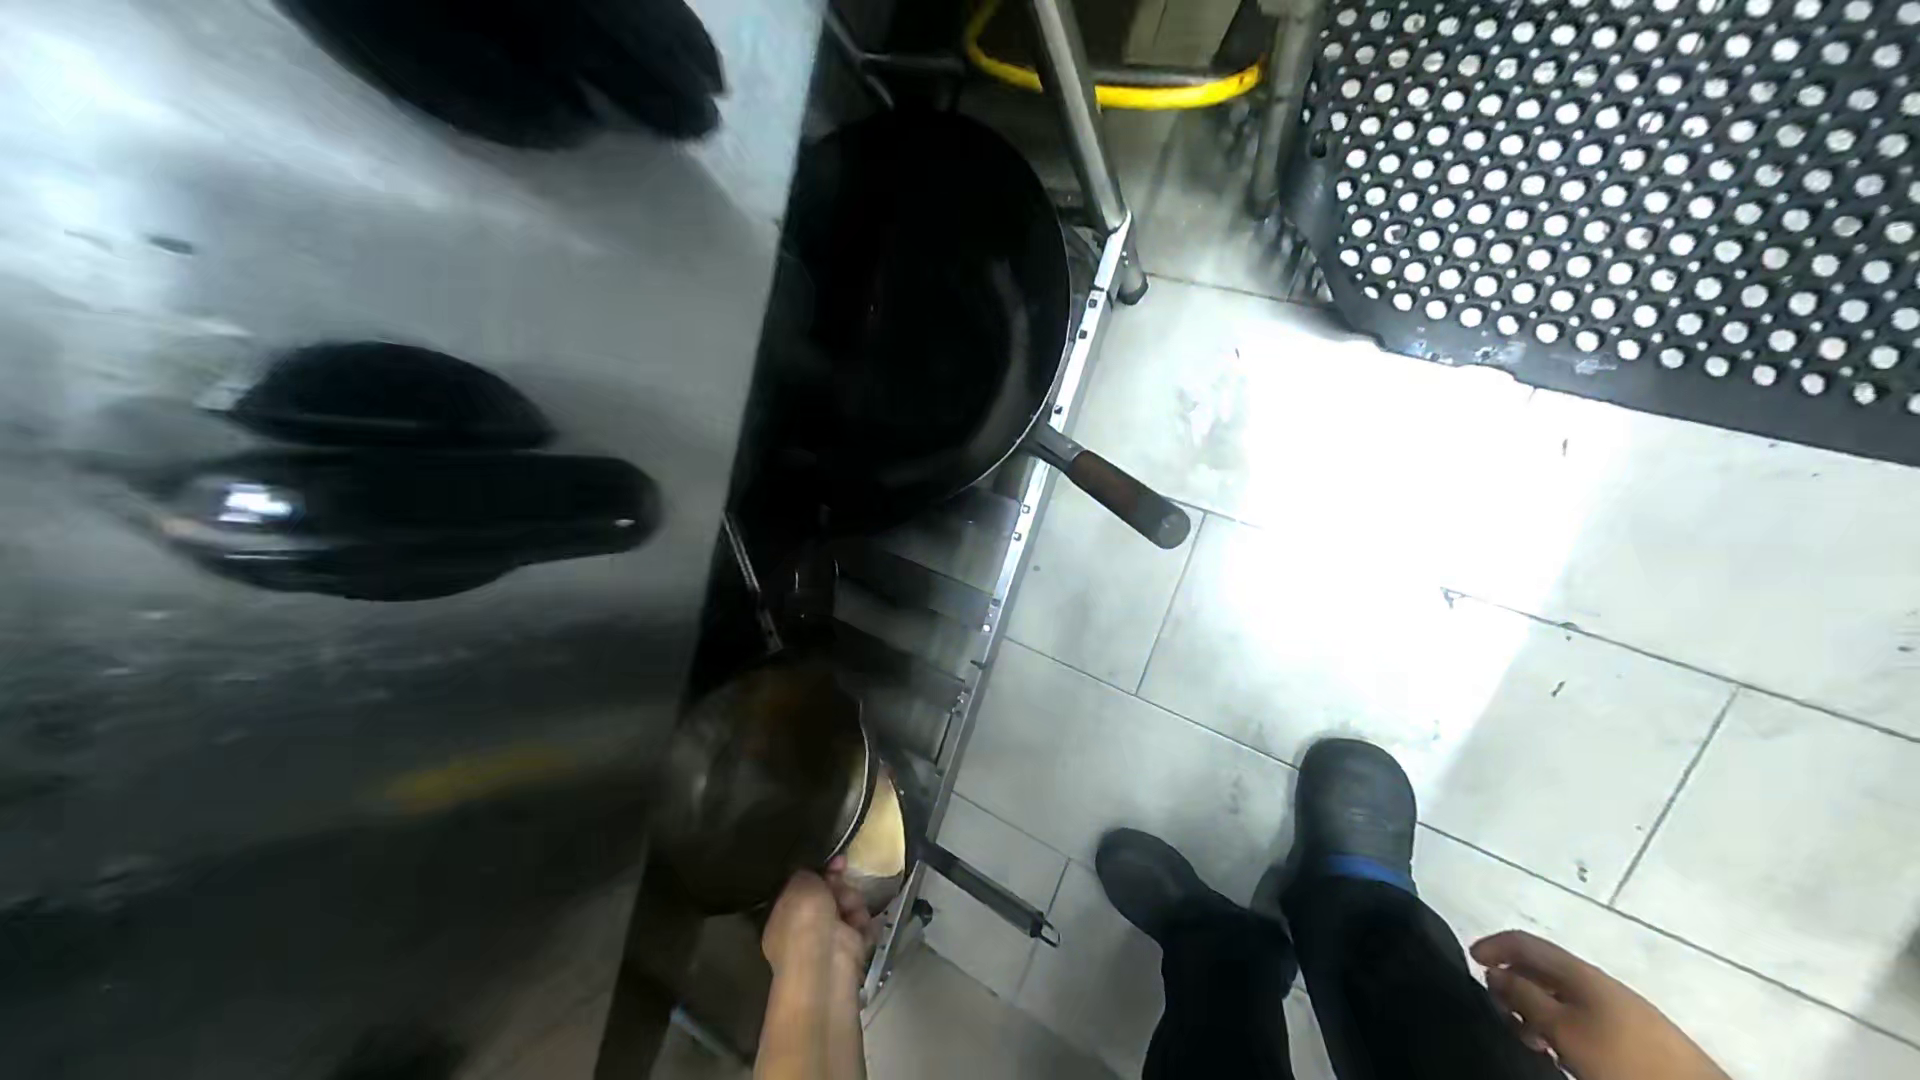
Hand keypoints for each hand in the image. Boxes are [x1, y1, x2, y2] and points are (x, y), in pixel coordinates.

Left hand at [761, 858, 875, 980]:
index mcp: (785, 914)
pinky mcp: (850, 951)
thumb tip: (815, 872)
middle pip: (829, 894)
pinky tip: (859, 925)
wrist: (827, 966)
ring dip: (853, 903)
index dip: (821, 871)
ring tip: (852, 910)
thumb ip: (807, 872)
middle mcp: (805, 928)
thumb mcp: (800, 884)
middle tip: (843, 884)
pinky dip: (864, 923)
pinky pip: (862, 926)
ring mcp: (829, 940)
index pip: (805, 886)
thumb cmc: (804, 923)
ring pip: (848, 907)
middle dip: (840, 886)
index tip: (838, 860)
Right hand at [1472, 930, 1729, 1079]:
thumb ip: (1524, 997)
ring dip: (1535, 1008)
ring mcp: (1622, 1010)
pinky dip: (1559, 1024)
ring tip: (1529, 1037)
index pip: (1524, 941)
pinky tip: (1560, 1050)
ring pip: (1561, 996)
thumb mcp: (1562, 1030)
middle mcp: (1598, 983)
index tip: (1472, 963)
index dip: (1493, 946)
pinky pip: (1582, 1016)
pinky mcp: (1637, 1037)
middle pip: (1541, 968)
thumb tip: (1497, 974)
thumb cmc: (1624, 1063)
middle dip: (1513, 983)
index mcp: (1580, 973)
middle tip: (1501, 1010)